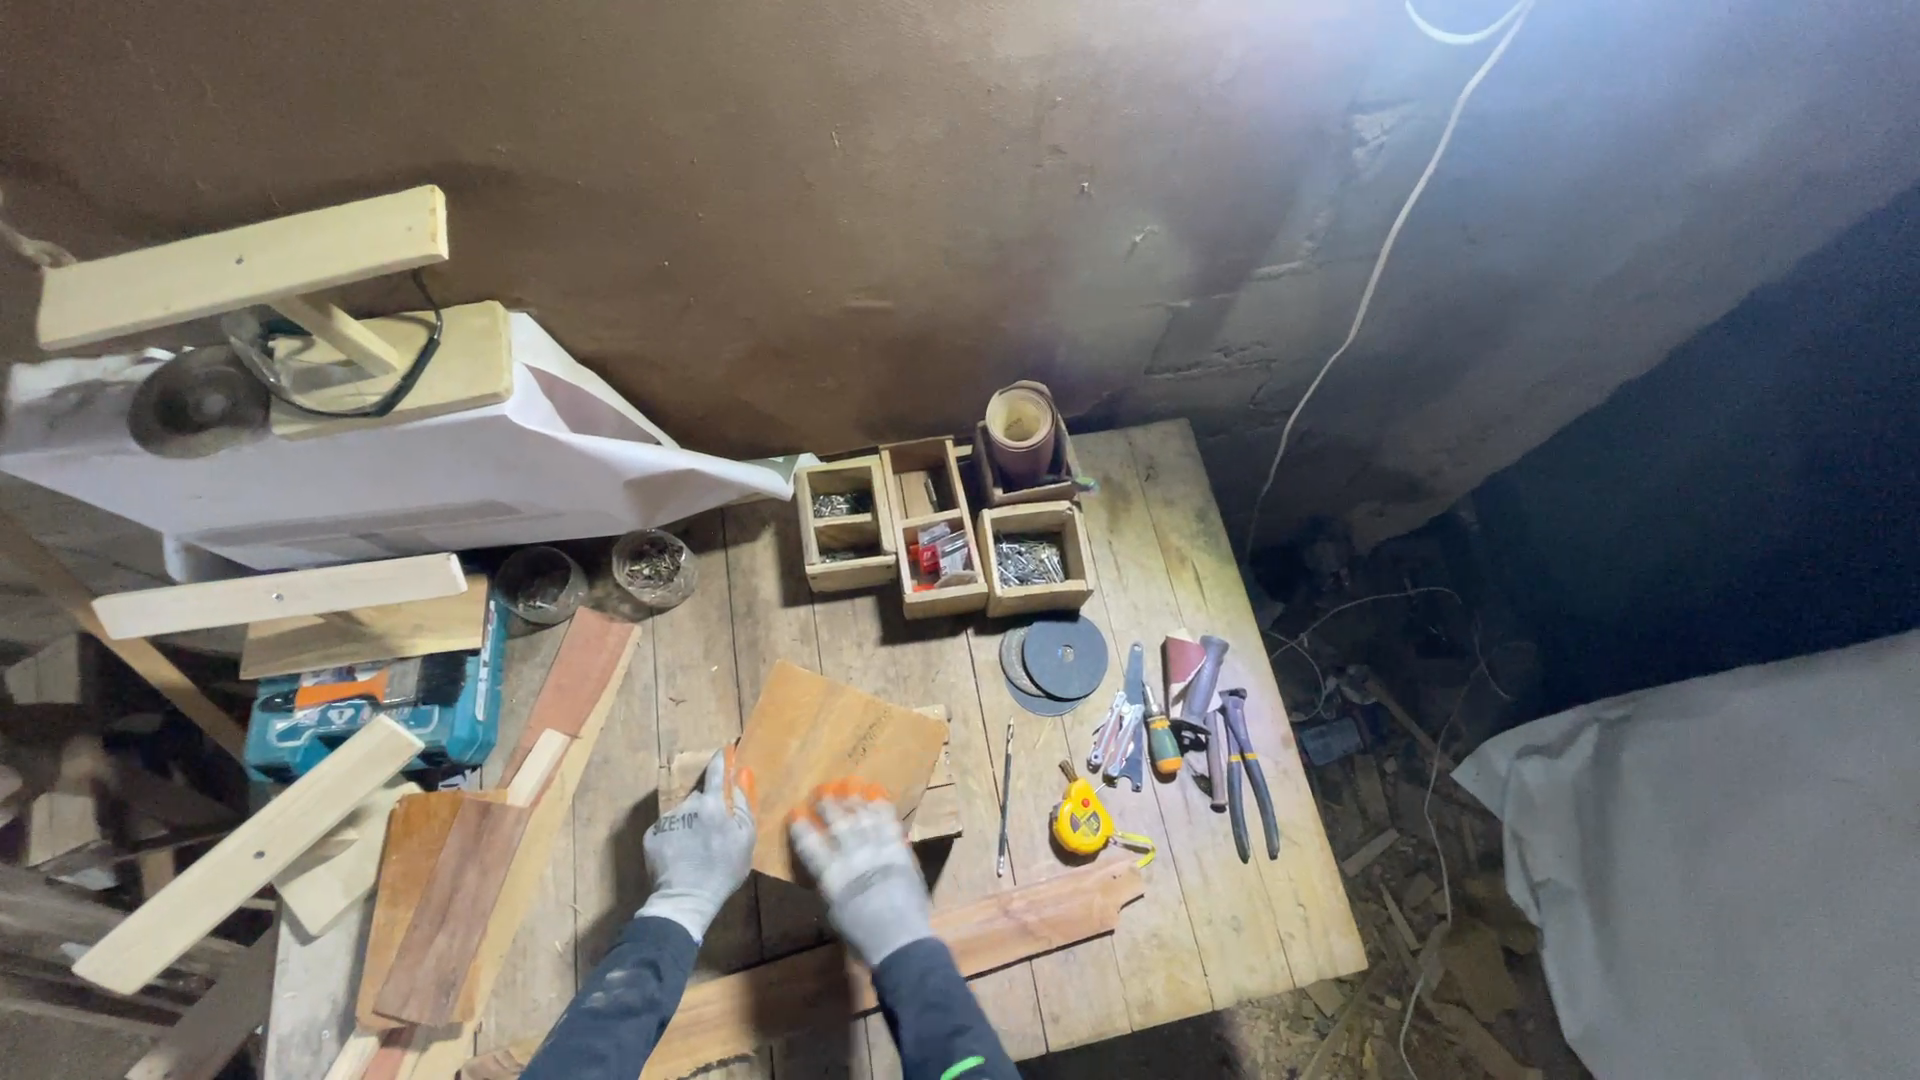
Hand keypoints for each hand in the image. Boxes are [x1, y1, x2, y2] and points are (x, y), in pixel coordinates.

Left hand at [635, 746, 755, 942]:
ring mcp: (667, 819)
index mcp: (712, 804)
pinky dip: (675, 835)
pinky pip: (668, 827)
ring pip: (683, 812)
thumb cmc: (722, 870)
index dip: (722, 760)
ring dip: (690, 821)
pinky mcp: (651, 835)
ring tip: (696, 846)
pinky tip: (680, 854)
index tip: (725, 750)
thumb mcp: (746, 839)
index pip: (717, 772)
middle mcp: (687, 805)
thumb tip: (739, 781)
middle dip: (707, 805)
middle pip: (700, 796)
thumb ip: (744, 807)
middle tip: (713, 828)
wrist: (685, 899)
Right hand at [789, 781, 932, 966]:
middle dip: (828, 806)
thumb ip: (830, 885)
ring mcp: (876, 851)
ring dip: (853, 801)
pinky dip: (881, 807)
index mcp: (831, 878)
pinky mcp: (898, 849)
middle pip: (837, 824)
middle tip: (823, 791)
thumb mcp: (835, 912)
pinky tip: (876, 795)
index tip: (797, 813)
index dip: (802, 828)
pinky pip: (888, 822)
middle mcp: (851, 859)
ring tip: (847, 788)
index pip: (810, 846)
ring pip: (861, 818)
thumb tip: (826, 867)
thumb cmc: (862, 935)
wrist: (899, 939)